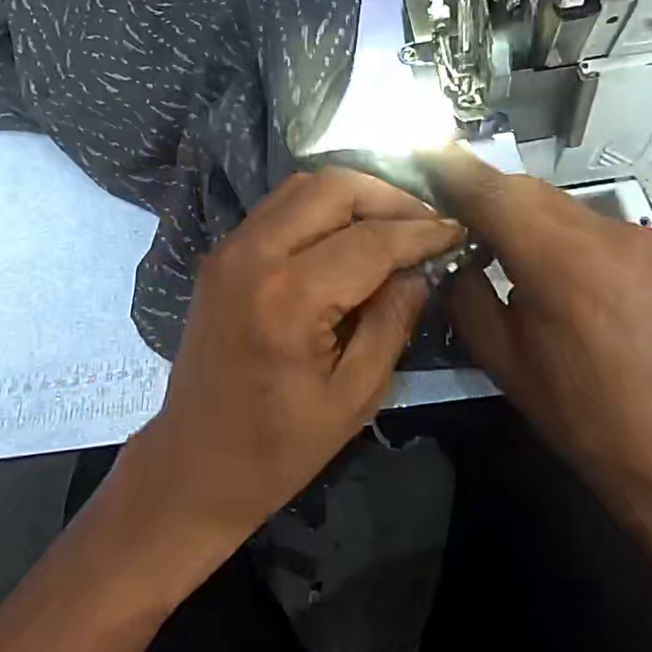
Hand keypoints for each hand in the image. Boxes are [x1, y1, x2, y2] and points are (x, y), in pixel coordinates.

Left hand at [110, 169, 462, 542]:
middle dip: (390, 199)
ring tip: (394, 227)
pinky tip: (351, 235)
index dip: (421, 232)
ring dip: (356, 197)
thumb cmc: (281, 445)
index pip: (371, 240)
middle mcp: (253, 258)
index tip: (456, 231)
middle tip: (425, 227)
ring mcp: (229, 250)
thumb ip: (394, 320)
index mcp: (288, 300)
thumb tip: (419, 268)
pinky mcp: (222, 256)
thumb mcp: (358, 393)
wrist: (194, 466)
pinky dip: (324, 208)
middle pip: (333, 188)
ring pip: (305, 186)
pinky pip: (282, 206)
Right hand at [430, 148, 651, 507]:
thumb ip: (467, 291)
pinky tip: (577, 276)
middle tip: (470, 223)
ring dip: (537, 222)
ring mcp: (645, 236)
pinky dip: (577, 240)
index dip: (460, 175)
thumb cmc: (573, 407)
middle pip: (532, 192)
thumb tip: (457, 252)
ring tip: (526, 259)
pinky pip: (603, 226)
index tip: (432, 163)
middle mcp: (608, 235)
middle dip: (495, 201)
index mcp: (560, 264)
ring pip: (568, 208)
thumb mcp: (499, 355)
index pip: (498, 194)